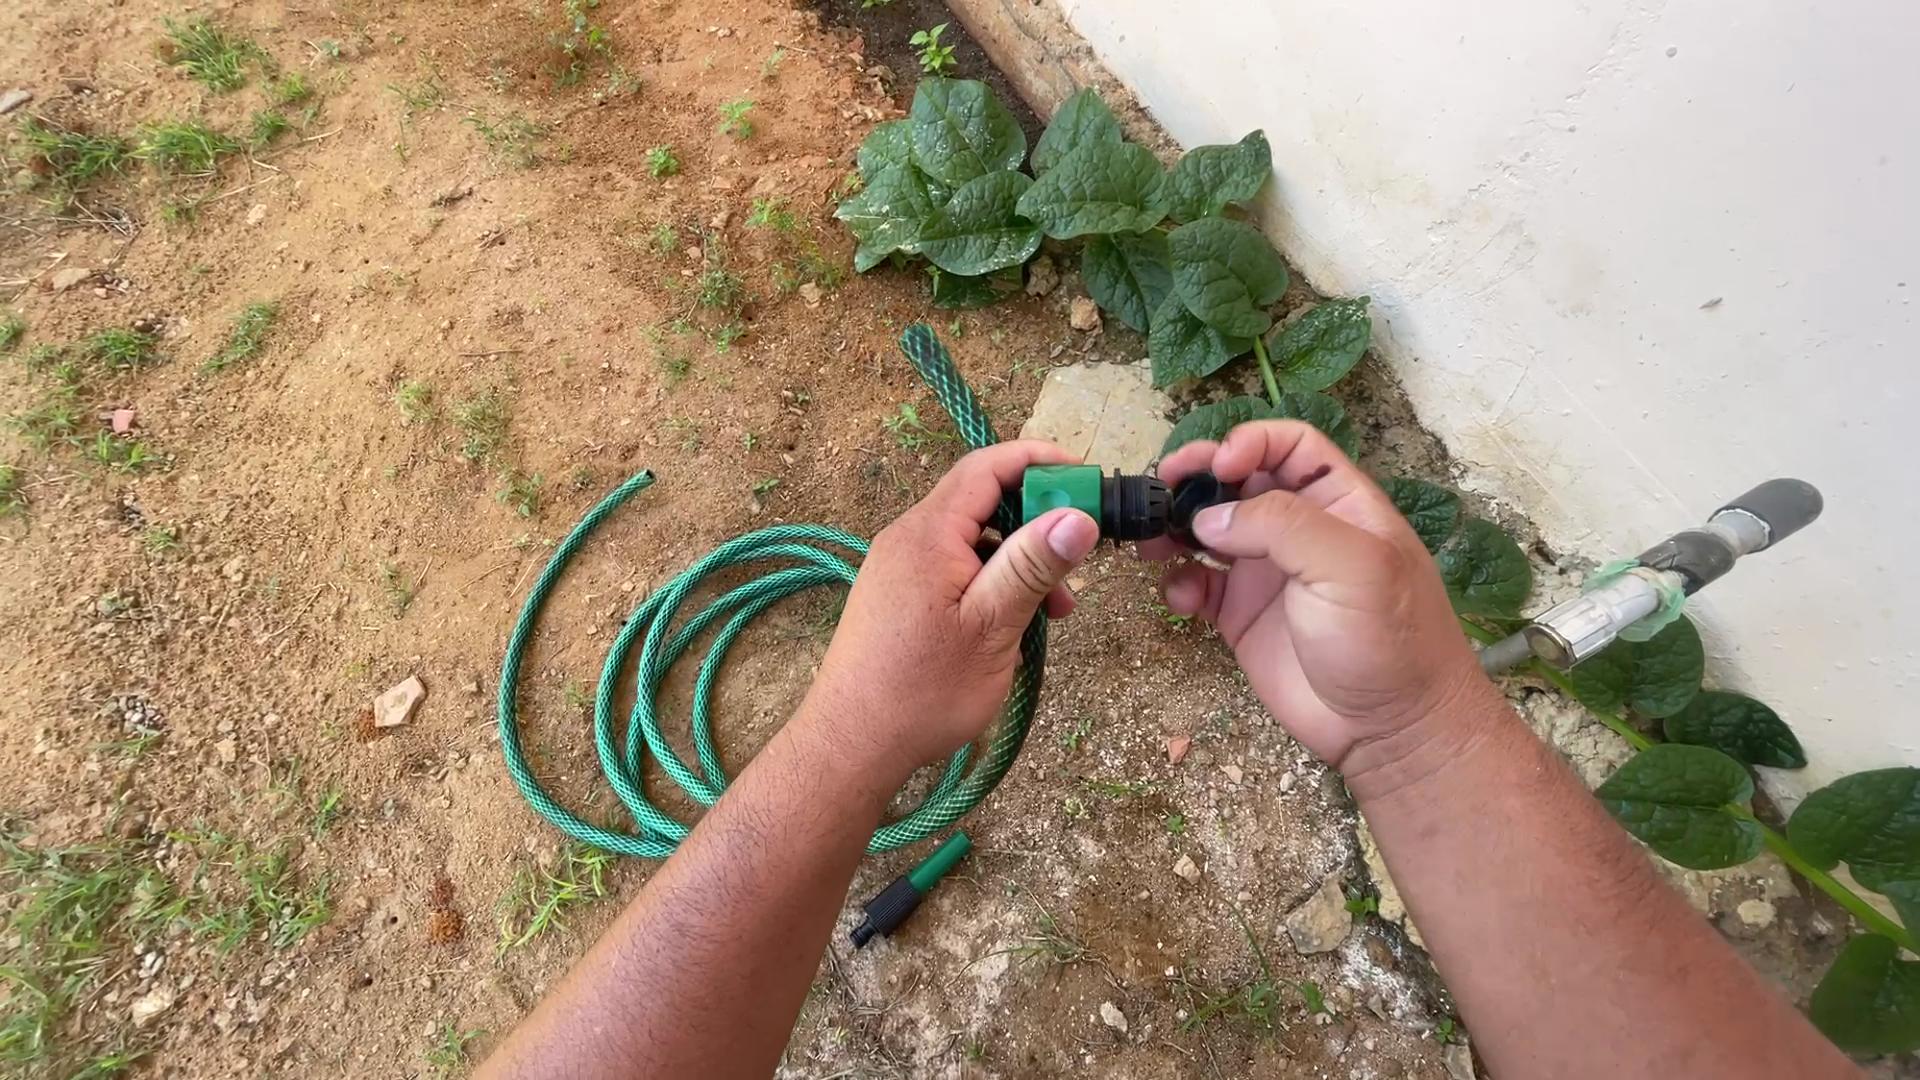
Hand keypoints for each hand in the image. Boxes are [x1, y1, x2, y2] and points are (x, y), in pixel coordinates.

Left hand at [800, 440, 1099, 783]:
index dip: (1038, 461)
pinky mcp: (901, 594)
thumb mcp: (991, 625)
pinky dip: (993, 583)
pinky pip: (956, 568)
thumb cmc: (923, 689)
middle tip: (1077, 557)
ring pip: (973, 540)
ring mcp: (901, 567)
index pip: (986, 467)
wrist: (853, 743)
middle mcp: (909, 537)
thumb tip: (1079, 515)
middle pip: (981, 501)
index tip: (1087, 477)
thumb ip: (1031, 565)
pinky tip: (1015, 623)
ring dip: (1019, 561)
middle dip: (1036, 521)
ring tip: (1055, 609)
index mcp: (928, 532)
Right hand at [1141, 421, 1490, 773]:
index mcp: (1337, 503)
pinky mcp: (1237, 613)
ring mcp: (1263, 571)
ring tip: (1150, 543)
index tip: (1218, 467)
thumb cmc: (1389, 640)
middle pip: (1236, 480)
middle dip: (1196, 476)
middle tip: (1162, 484)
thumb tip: (1208, 518)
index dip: (1250, 443)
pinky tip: (1183, 600)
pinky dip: (1179, 583)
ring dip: (1173, 528)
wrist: (1387, 730)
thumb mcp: (1352, 567)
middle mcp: (1295, 529)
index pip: (1290, 446)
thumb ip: (1283, 526)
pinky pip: (1196, 582)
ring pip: (1206, 529)